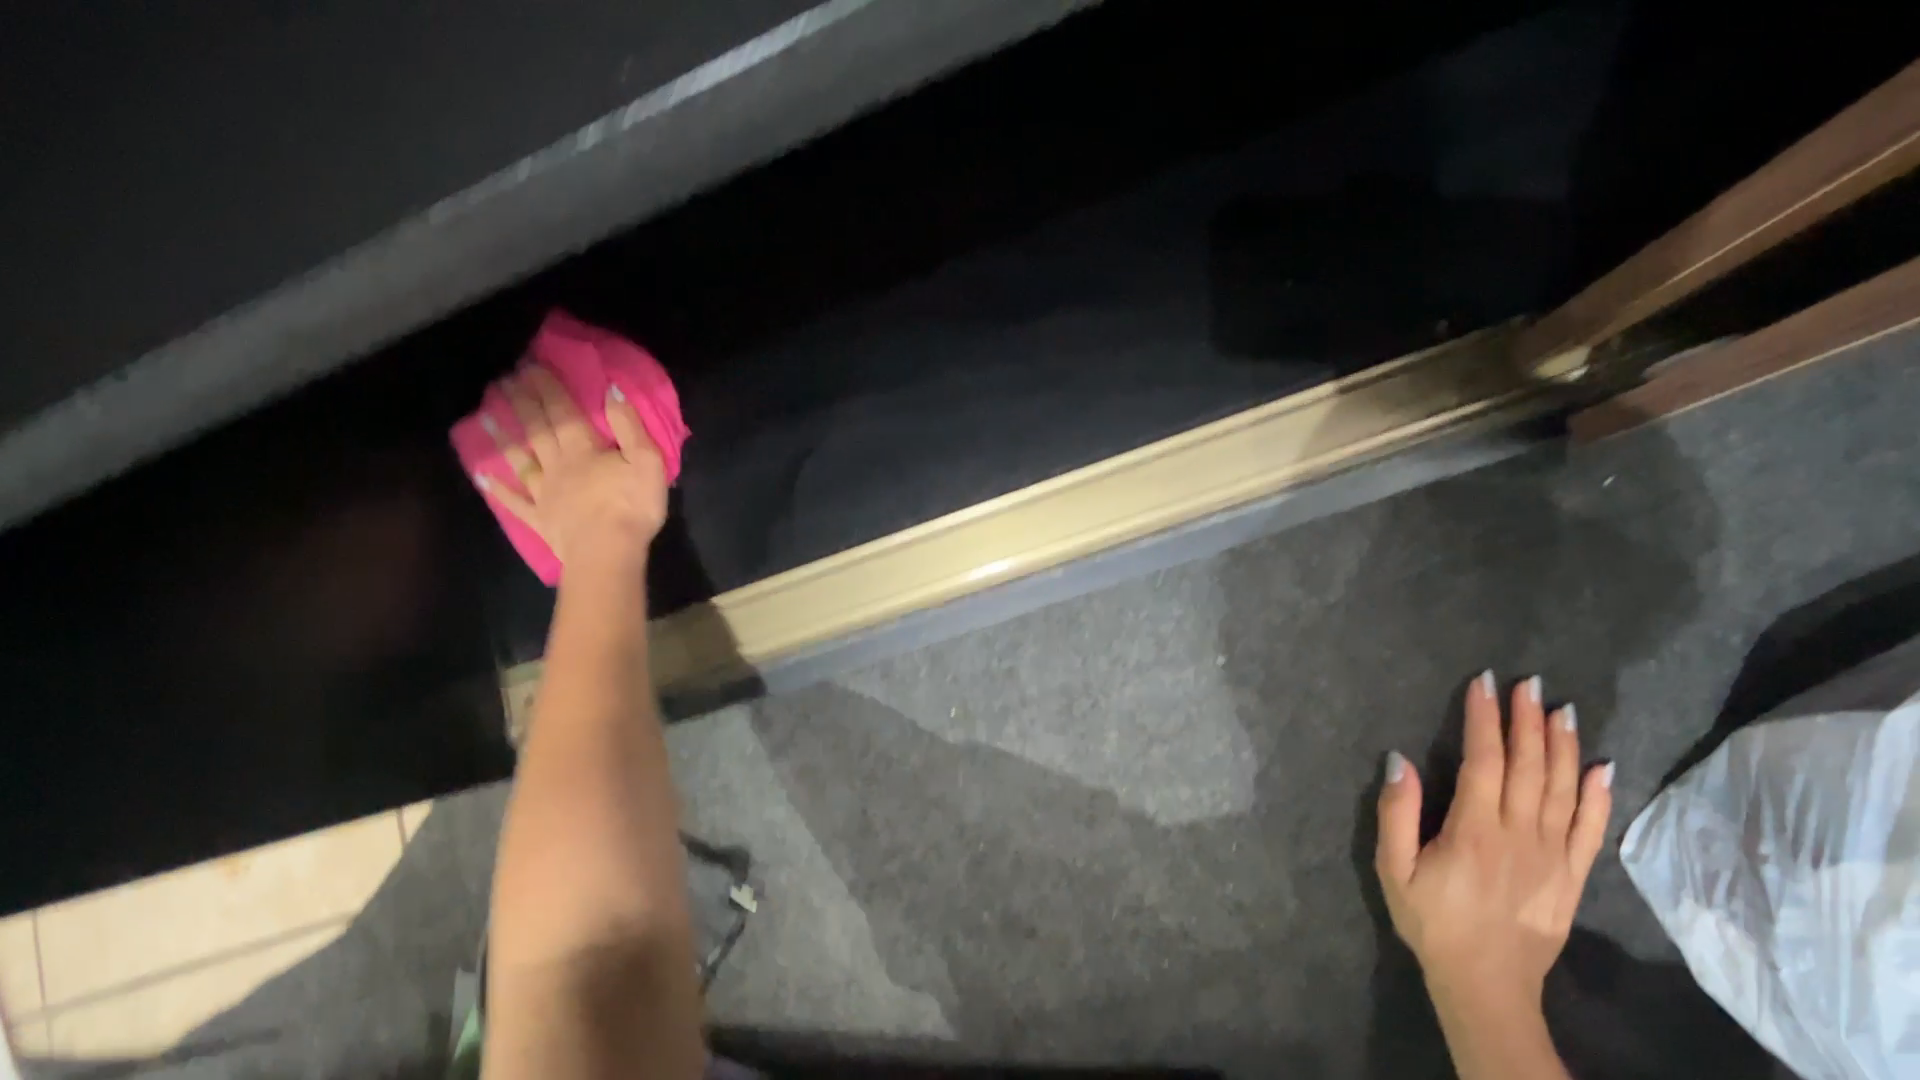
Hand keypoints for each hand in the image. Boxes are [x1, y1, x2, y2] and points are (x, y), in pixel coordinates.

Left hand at [479, 367, 667, 567]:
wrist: (608, 553)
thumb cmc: (631, 505)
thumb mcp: (647, 460)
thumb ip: (629, 426)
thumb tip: (612, 391)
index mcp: (583, 450)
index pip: (564, 413)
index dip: (548, 388)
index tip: (531, 365)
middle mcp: (558, 465)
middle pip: (538, 430)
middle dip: (523, 403)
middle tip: (505, 380)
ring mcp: (545, 494)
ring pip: (522, 460)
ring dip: (506, 437)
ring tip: (487, 416)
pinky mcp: (541, 520)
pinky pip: (517, 503)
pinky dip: (500, 491)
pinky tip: (483, 479)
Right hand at [1375, 672, 1612, 1005]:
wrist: (1486, 984)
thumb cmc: (1432, 922)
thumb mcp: (1394, 870)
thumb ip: (1396, 814)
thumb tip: (1399, 760)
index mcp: (1474, 829)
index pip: (1484, 760)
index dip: (1485, 719)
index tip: (1485, 684)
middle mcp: (1520, 833)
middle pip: (1528, 766)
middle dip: (1527, 720)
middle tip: (1529, 683)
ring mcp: (1553, 855)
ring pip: (1562, 788)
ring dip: (1562, 745)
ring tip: (1561, 709)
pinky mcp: (1572, 876)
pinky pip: (1590, 828)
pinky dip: (1598, 795)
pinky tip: (1600, 766)